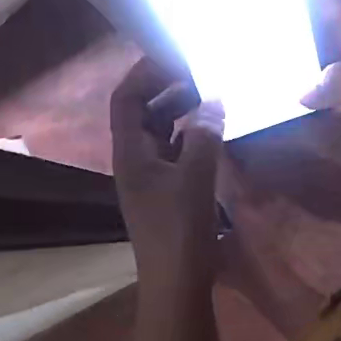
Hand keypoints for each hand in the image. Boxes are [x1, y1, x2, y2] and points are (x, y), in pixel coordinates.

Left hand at [111, 58, 224, 281]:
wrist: (176, 283)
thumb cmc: (179, 228)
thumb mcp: (195, 176)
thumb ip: (204, 134)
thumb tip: (213, 100)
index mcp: (129, 152)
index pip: (127, 98)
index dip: (146, 73)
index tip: (175, 56)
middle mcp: (133, 159)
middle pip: (143, 112)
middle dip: (168, 90)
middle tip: (202, 75)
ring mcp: (148, 176)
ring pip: (161, 132)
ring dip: (181, 113)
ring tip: (211, 99)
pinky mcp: (165, 192)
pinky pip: (174, 152)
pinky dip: (190, 137)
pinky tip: (213, 133)